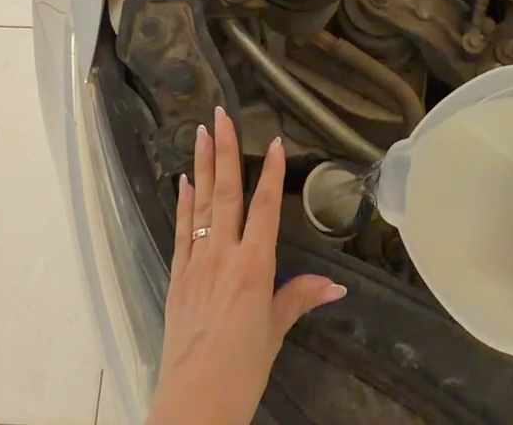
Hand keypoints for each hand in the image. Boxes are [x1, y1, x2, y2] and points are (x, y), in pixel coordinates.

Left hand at [145, 107, 347, 424]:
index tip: (273, 140)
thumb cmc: (242, 369)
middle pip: (226, 193)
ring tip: (200, 131)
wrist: (193, 402)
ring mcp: (195, 262)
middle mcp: (223, 255)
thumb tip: (336, 285)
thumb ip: (299, 299)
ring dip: (201, 164)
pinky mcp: (176, 276)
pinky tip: (184, 181)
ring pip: (200, 203)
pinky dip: (184, 203)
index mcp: (253, 266)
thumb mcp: (275, 332)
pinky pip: (181, 230)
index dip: (270, 172)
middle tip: (221, 115)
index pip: (264, 207)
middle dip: (225, 150)